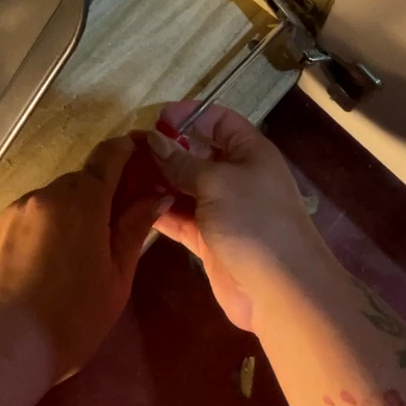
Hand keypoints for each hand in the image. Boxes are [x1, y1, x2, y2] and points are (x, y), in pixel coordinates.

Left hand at [0, 136, 171, 382]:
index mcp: (83, 200)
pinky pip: (29, 217)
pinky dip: (43, 230)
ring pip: (54, 200)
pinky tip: (42, 266)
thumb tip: (156, 195)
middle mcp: (48, 194)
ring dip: (69, 215)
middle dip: (99, 196)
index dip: (127, 150)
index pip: (109, 155)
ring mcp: (17, 210)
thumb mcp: (115, 278)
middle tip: (111, 229)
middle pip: (81, 181)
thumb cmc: (69, 318)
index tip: (142, 155)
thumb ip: (134, 229)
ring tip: (72, 258)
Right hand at [144, 102, 334, 331]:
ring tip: (125, 173)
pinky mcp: (209, 239)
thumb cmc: (254, 220)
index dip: (190, 115)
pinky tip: (134, 203)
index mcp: (249, 151)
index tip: (157, 119)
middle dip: (168, 149)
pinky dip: (161, 210)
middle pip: (198, 153)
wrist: (280, 291)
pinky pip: (180, 217)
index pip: (219, 120)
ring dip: (160, 180)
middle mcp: (236, 175)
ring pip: (186, 186)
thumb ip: (182, 162)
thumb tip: (153, 140)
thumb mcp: (216, 182)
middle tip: (132, 147)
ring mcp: (222, 209)